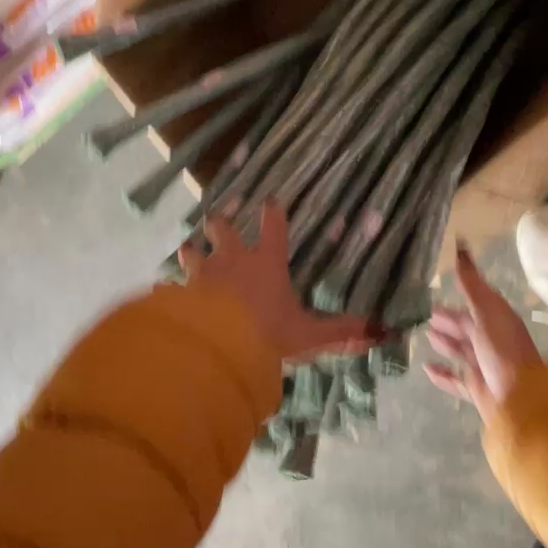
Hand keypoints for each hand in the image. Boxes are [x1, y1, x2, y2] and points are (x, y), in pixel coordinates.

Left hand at [178, 203, 378, 361]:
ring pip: (192, 252)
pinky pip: (172, 288)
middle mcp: (233, 261)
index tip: (270, 199)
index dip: (273, 213)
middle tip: (218, 219)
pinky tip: (166, 295)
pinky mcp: (179, 296)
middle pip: (223, 229)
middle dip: (221, 223)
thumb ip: (341, 333)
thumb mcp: (310, 336)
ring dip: (192, 252)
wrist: (219, 348)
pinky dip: (171, 291)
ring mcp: (202, 276)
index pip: (274, 229)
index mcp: (267, 263)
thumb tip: (381, 333)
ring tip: (188, 249)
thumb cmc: (268, 333)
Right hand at [423, 243, 544, 423]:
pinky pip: (455, 380)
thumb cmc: (502, 349)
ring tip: (428, 334)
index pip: (477, 302)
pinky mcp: (476, 389)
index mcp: (498, 320)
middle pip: (467, 326)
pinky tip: (426, 368)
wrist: (519, 399)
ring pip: (461, 350)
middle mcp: (492, 341)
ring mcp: (484, 365)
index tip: (440, 285)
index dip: (461, 293)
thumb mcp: (486, 311)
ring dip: (446, 342)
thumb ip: (471, 283)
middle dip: (449, 319)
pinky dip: (442, 374)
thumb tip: (461, 245)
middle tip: (426, 311)